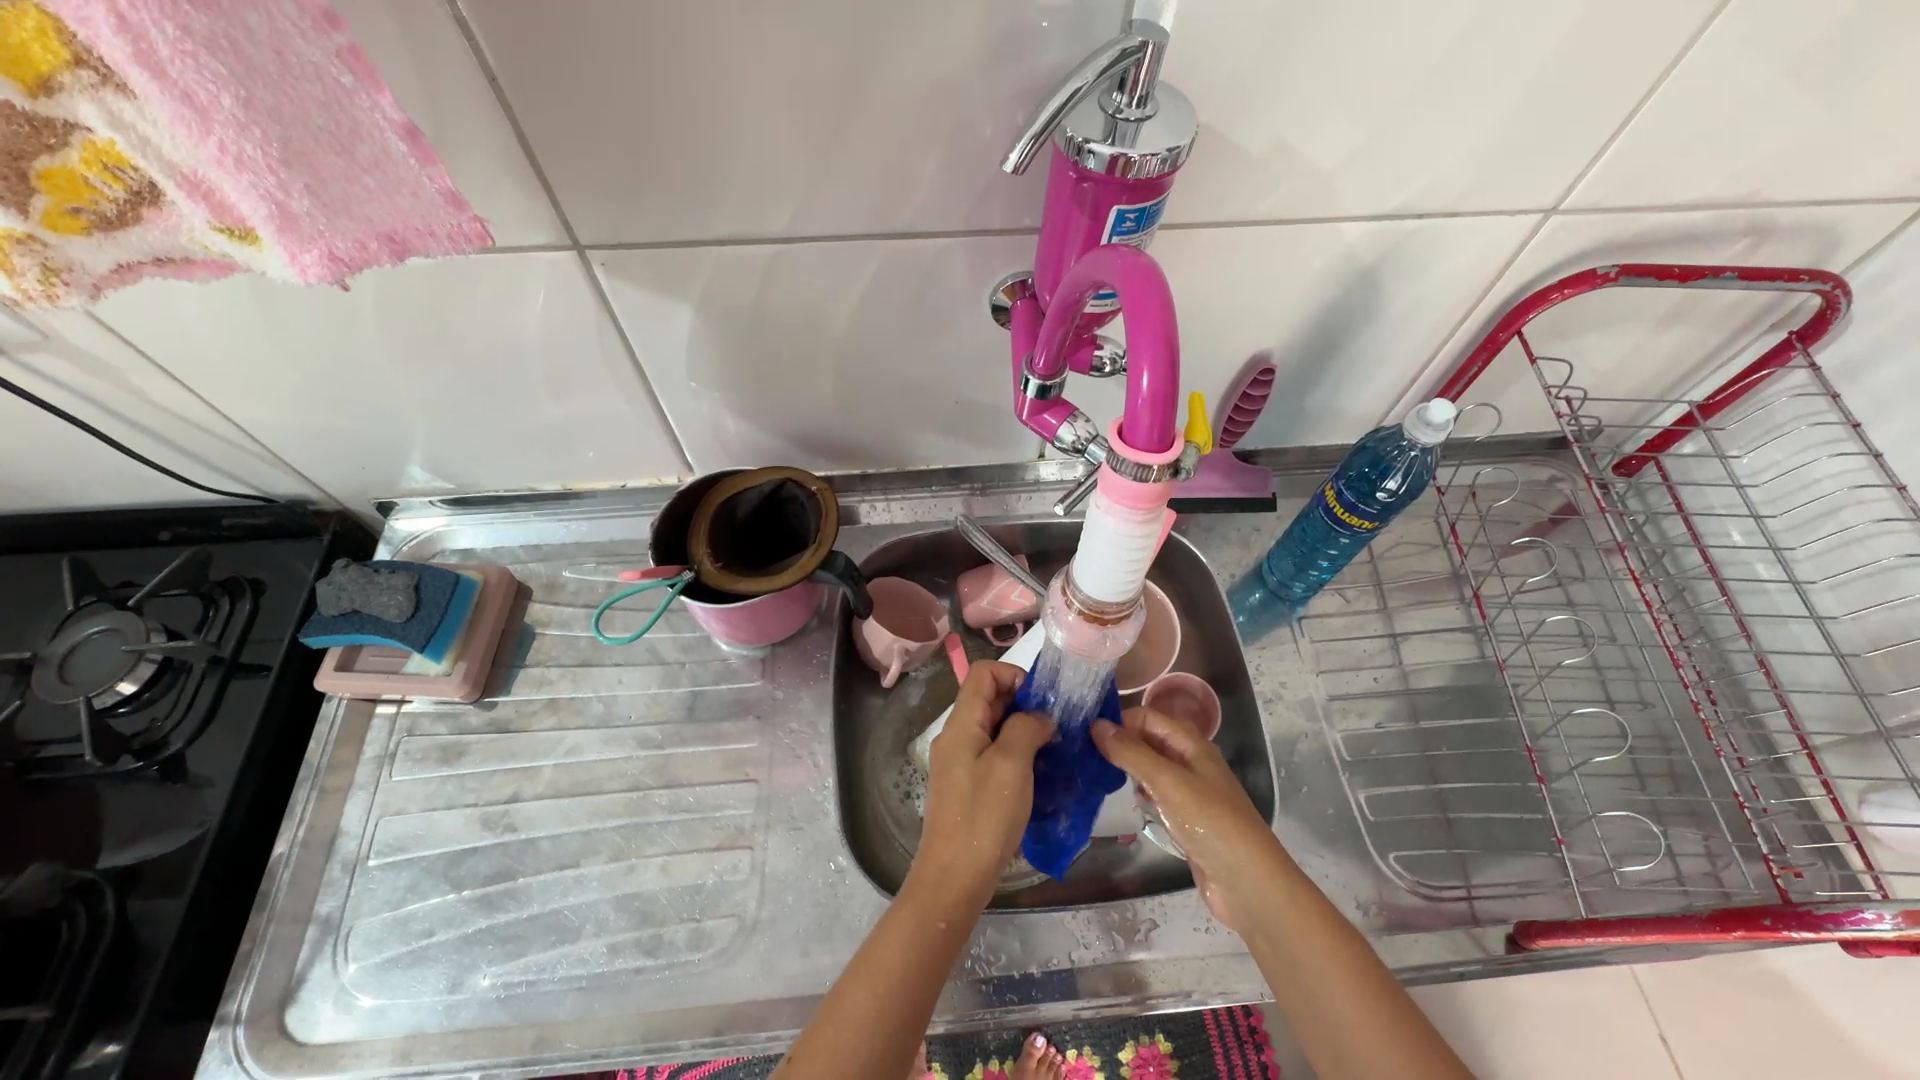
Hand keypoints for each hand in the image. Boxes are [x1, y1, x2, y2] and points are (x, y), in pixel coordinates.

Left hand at [913, 661, 1054, 902]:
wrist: (955, 877)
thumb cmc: (984, 817)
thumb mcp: (1011, 764)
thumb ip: (1026, 728)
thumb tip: (1040, 716)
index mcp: (960, 725)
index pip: (983, 674)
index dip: (1015, 675)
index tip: (1043, 700)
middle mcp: (957, 738)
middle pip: (989, 700)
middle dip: (1025, 704)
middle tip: (1058, 725)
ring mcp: (961, 764)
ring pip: (994, 729)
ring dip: (1024, 731)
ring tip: (1055, 749)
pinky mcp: (969, 788)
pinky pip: (995, 756)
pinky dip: (1018, 756)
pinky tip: (1040, 774)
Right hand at [1093, 707, 1291, 933]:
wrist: (1248, 883)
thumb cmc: (1211, 824)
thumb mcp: (1168, 782)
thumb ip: (1132, 753)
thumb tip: (1096, 725)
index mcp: (1193, 745)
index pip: (1149, 717)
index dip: (1120, 720)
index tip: (1085, 733)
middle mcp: (1191, 763)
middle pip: (1150, 740)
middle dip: (1119, 742)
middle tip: (1082, 753)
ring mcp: (1189, 792)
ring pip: (1151, 768)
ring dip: (1126, 767)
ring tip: (1093, 773)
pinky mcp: (1185, 819)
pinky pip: (1156, 795)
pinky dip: (1138, 793)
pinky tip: (1121, 801)